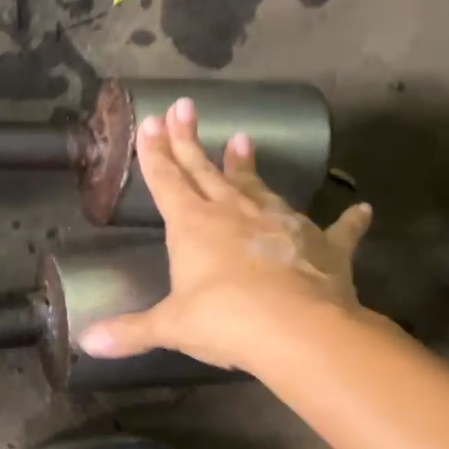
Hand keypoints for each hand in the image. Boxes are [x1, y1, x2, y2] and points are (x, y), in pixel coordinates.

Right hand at [81, 97, 372, 372]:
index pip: (166, 180)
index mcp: (193, 226)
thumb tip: (87, 342)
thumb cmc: (225, 320)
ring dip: (247, 166)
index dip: (155, 152)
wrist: (302, 332)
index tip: (152, 121)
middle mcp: (234, 214)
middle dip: (190, 140)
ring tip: (243, 139)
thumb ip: (130, 331)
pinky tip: (361, 209)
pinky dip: (348, 221)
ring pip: (259, 187)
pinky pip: (337, 230)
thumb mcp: (170, 326)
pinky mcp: (324, 246)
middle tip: (185, 106)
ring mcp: (281, 225)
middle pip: (205, 171)